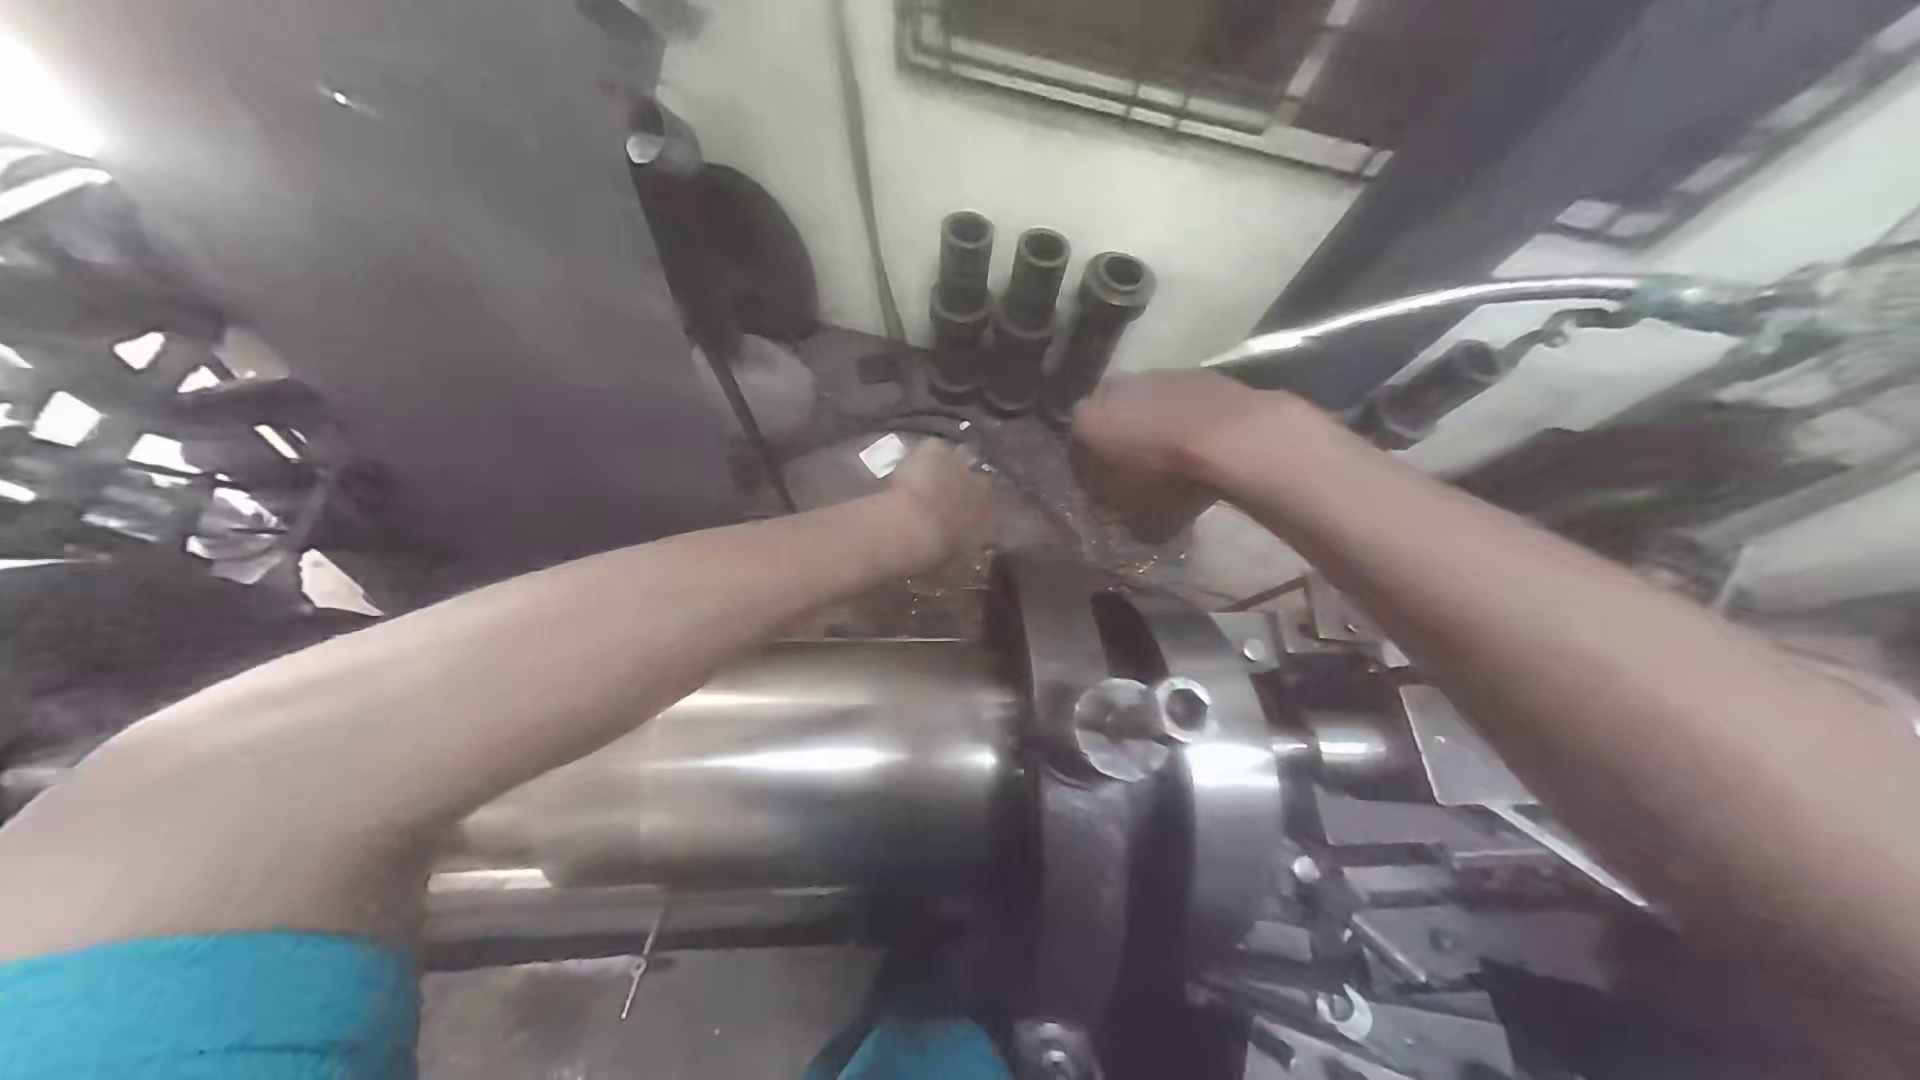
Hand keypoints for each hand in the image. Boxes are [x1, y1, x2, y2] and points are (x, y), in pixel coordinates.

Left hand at [885, 439, 991, 570]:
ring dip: (937, 475)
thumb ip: (960, 560)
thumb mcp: (956, 568)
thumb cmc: (938, 556)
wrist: (912, 529)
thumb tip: (955, 561)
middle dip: (955, 492)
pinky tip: (902, 476)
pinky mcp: (934, 449)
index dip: (968, 514)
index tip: (951, 524)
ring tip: (915, 490)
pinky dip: (918, 462)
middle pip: (969, 483)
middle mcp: (980, 484)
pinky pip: (929, 452)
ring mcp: (958, 462)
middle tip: (932, 507)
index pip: (984, 509)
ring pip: (950, 464)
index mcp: (988, 514)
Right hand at [1071, 370, 1265, 535]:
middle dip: (1118, 446)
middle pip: (1108, 423)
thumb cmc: (1167, 480)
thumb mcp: (1133, 514)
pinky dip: (1182, 419)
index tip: (1106, 495)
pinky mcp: (1192, 373)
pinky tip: (1199, 443)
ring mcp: (1153, 376)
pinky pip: (1178, 403)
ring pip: (1143, 407)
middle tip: (1137, 474)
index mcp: (1085, 422)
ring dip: (1150, 428)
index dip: (1091, 477)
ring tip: (1172, 458)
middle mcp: (1110, 390)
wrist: (1231, 438)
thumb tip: (1116, 509)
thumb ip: (1114, 509)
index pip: (1076, 453)